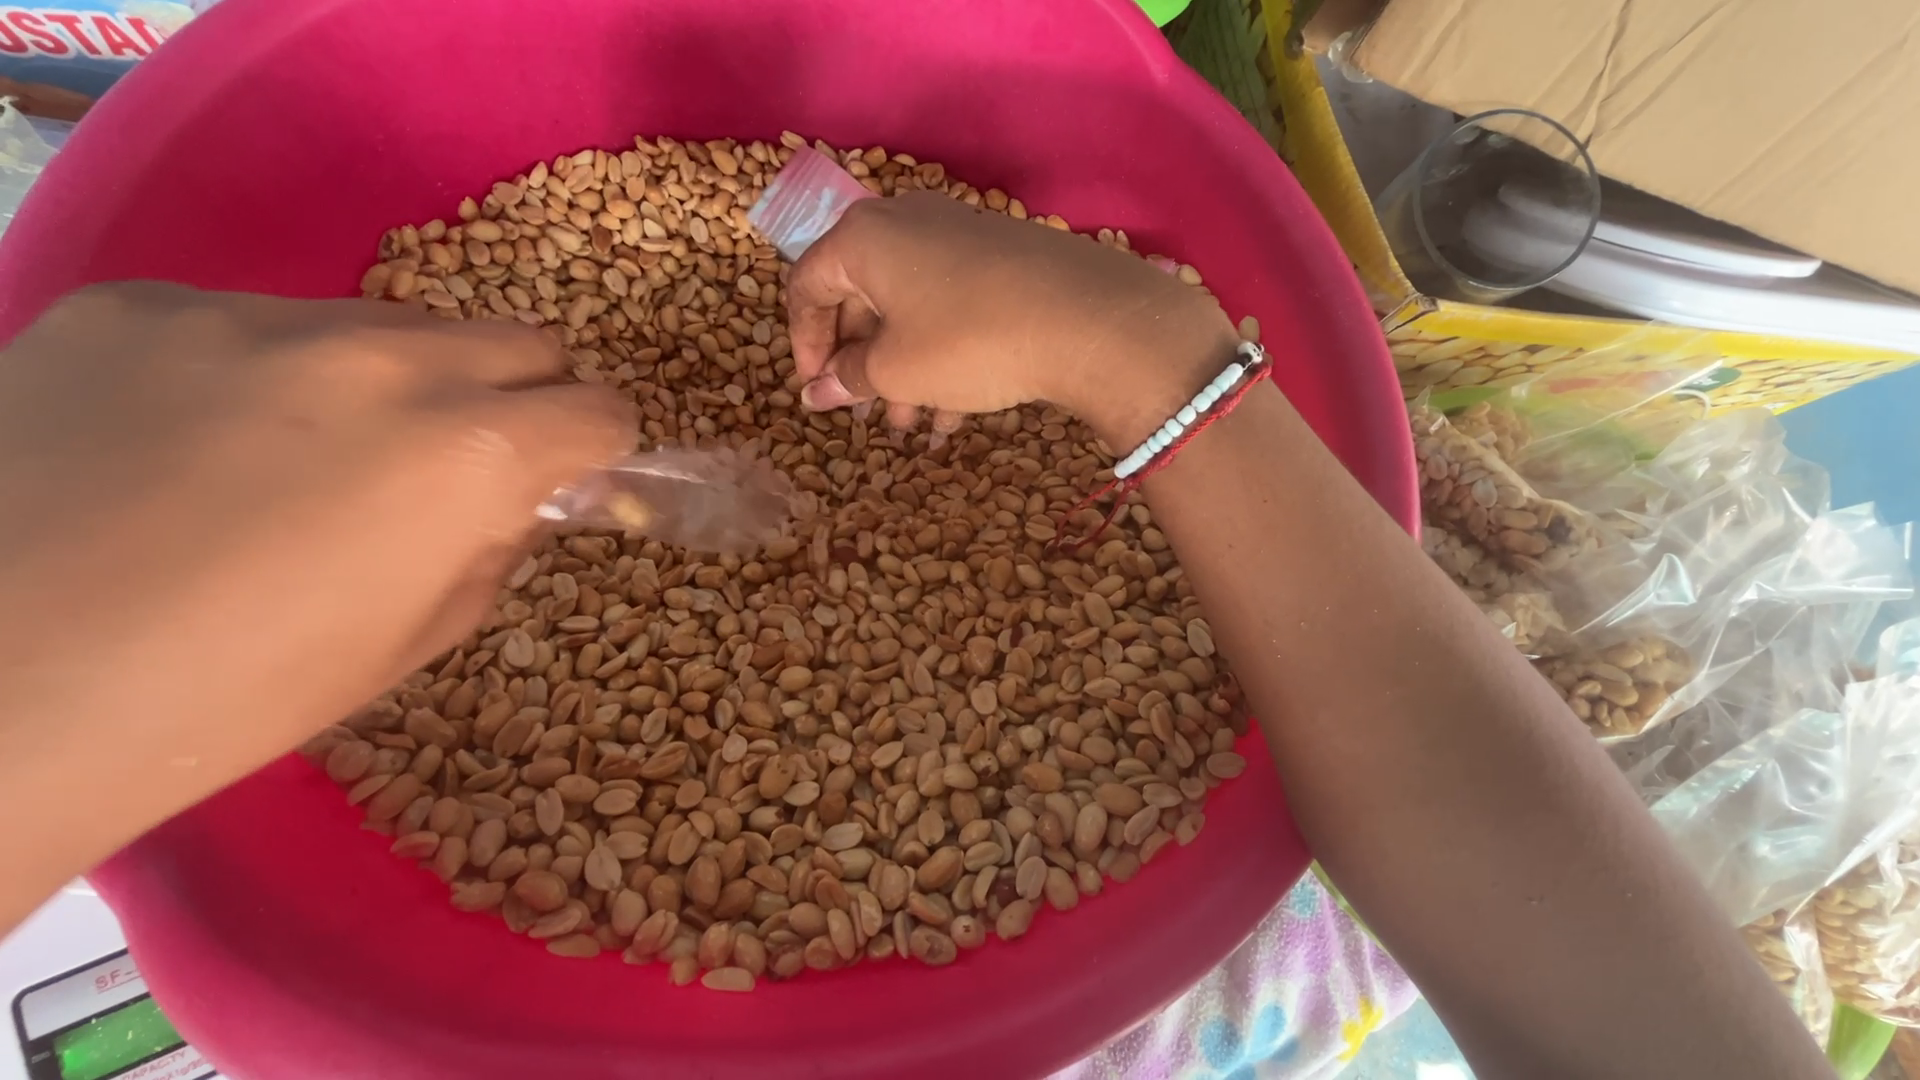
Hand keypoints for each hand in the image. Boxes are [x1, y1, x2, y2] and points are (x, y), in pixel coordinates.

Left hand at [0, 284, 632, 903]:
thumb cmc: (242, 690)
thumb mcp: (423, 633)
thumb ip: (498, 542)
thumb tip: (519, 496)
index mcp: (473, 451)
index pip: (600, 410)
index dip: (600, 446)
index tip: (573, 472)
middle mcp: (390, 359)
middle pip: (523, 340)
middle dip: (525, 396)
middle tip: (470, 456)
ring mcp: (262, 319)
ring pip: (401, 325)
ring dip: (409, 379)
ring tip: (326, 450)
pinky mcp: (147, 305)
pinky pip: (271, 323)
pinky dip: (284, 371)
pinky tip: (206, 439)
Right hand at [785, 192, 1239, 445]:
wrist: (1085, 320)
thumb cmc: (966, 342)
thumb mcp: (896, 370)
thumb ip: (848, 379)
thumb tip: (814, 393)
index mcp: (863, 239)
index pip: (807, 287)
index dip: (804, 345)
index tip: (816, 392)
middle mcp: (906, 224)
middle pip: (862, 300)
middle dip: (864, 367)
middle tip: (870, 417)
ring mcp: (959, 238)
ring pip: (911, 312)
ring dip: (905, 373)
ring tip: (916, 428)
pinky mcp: (1001, 261)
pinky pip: (951, 309)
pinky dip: (943, 358)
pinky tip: (956, 415)